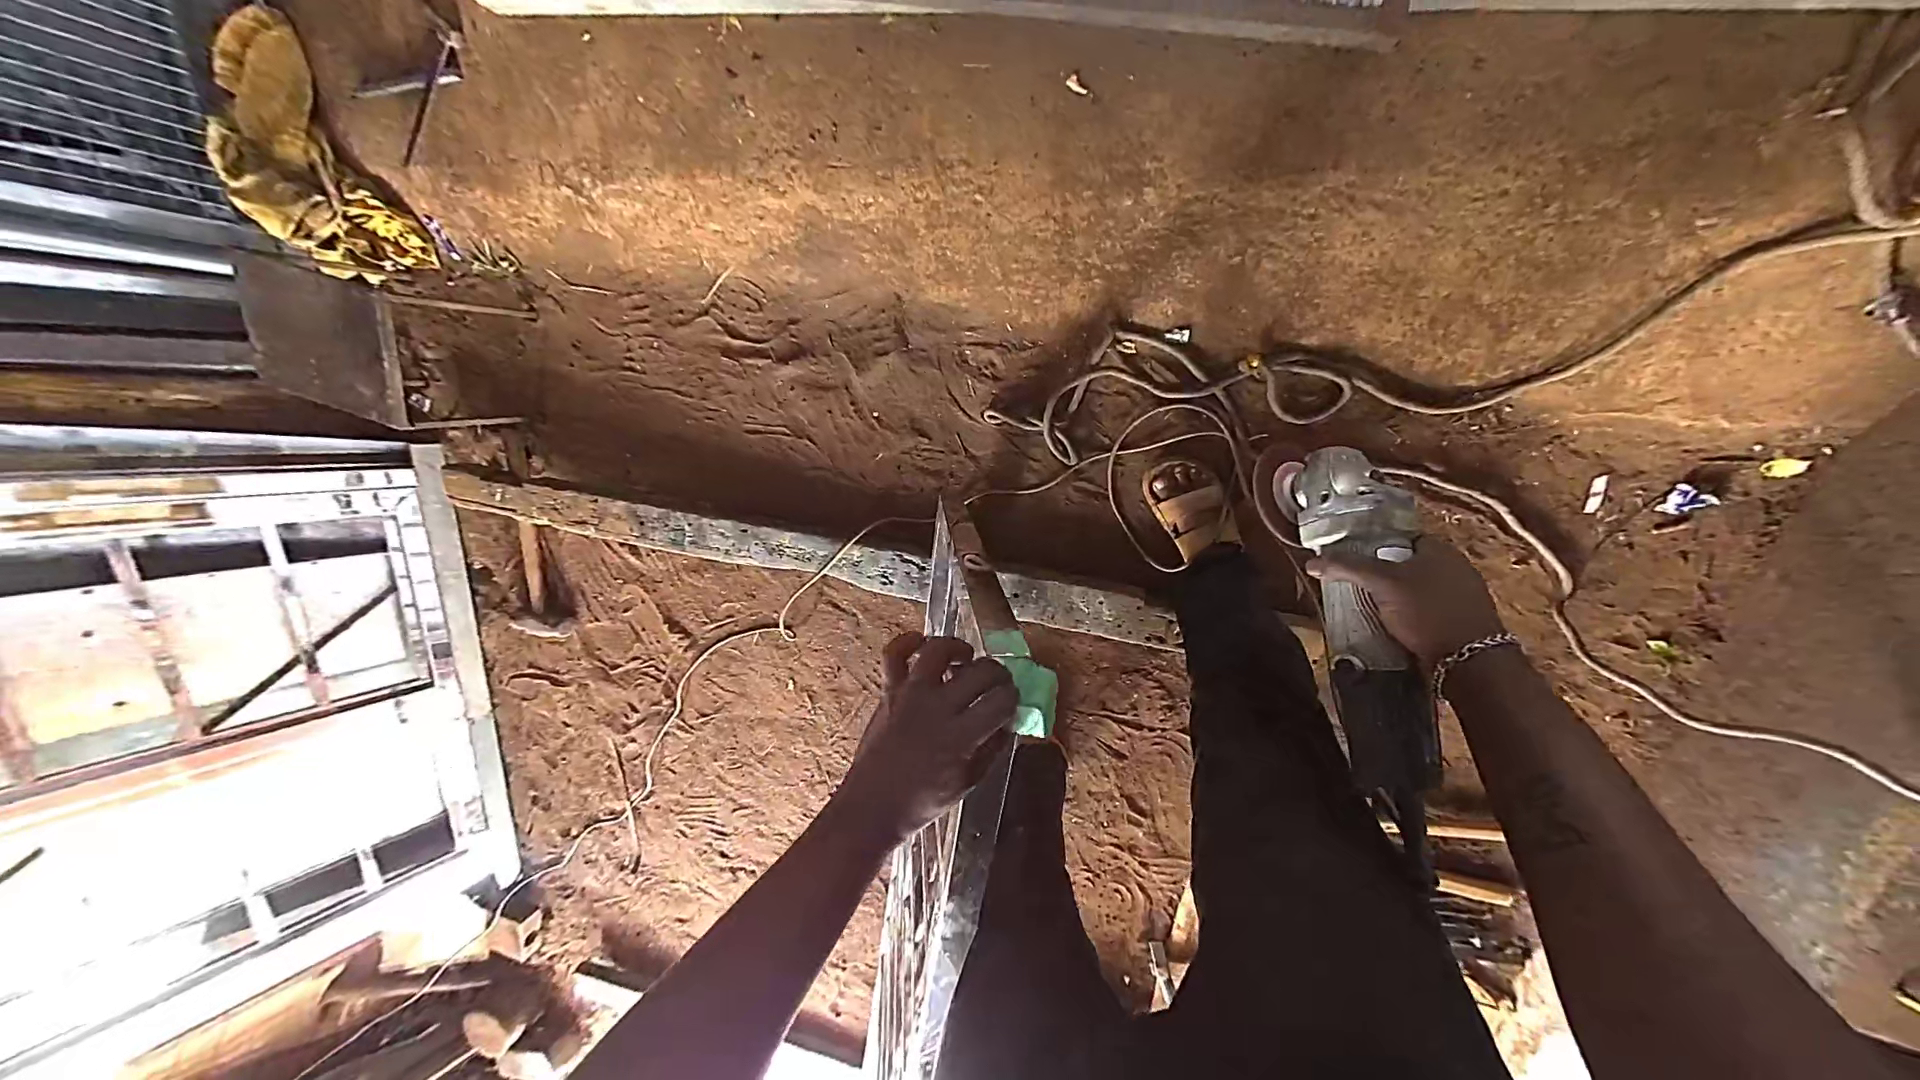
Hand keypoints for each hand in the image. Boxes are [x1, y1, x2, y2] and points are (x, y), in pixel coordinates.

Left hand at [833, 632, 1017, 844]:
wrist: (872, 807)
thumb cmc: (923, 801)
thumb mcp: (969, 781)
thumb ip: (993, 747)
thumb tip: (1009, 721)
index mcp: (961, 736)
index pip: (1002, 700)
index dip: (1014, 697)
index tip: (1013, 700)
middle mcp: (937, 707)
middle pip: (980, 671)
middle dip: (998, 674)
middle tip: (998, 683)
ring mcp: (910, 695)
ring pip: (939, 650)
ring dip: (959, 648)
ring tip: (966, 659)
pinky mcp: (889, 691)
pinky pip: (894, 654)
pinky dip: (908, 642)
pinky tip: (923, 644)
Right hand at [1307, 539, 1505, 666]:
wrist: (1469, 660)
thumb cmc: (1427, 611)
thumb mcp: (1381, 583)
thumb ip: (1347, 568)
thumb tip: (1312, 562)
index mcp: (1441, 550)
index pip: (1400, 538)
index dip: (1373, 545)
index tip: (1351, 558)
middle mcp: (1455, 568)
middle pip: (1406, 564)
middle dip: (1380, 574)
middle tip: (1354, 584)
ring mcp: (1461, 597)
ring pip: (1415, 590)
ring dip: (1392, 598)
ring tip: (1366, 607)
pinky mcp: (1461, 623)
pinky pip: (1425, 611)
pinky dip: (1407, 616)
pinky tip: (1391, 626)